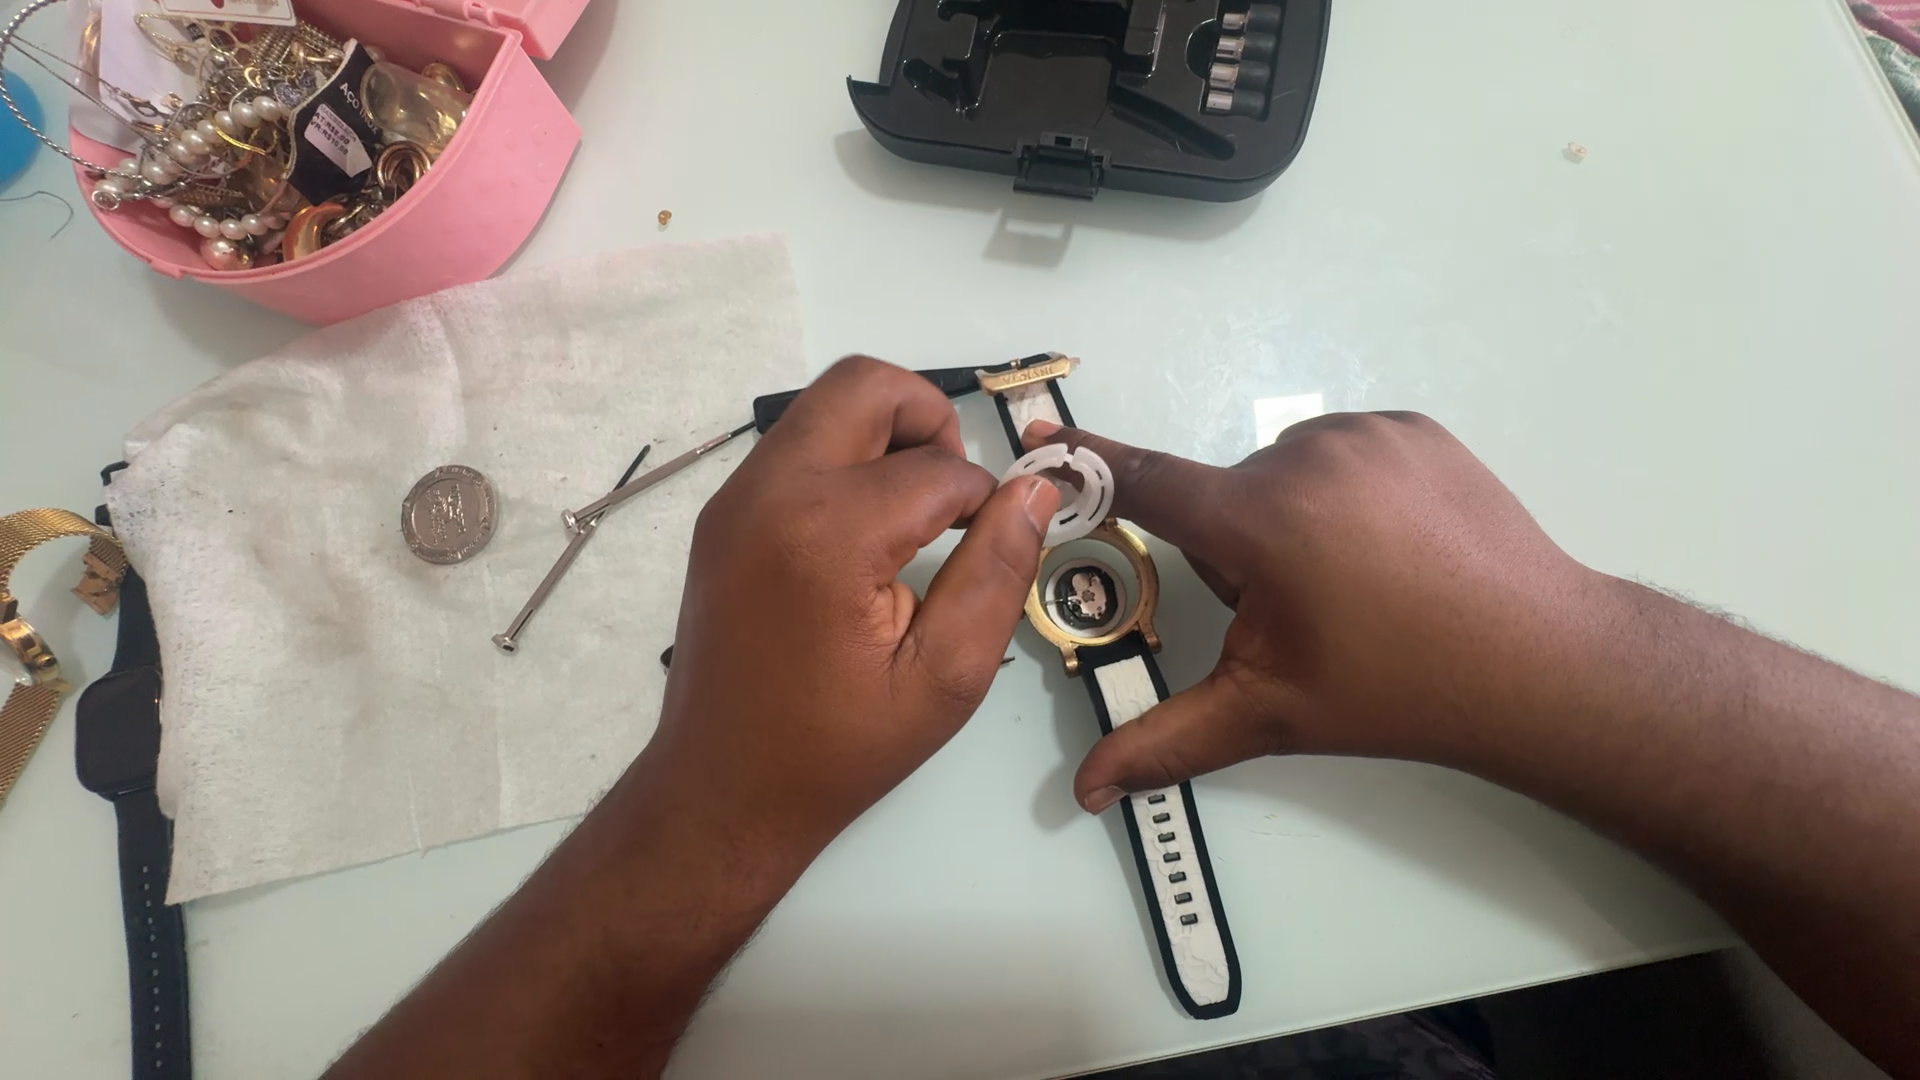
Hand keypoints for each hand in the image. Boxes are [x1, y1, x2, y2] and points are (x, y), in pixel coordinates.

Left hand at [651, 356, 1060, 848]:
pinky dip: (848, 458)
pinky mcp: (723, 514)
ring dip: (887, 434)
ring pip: (825, 405)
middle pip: (864, 384)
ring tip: (916, 510)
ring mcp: (735, 498)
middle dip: (930, 419)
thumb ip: (998, 572)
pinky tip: (868, 530)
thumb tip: (1033, 490)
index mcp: (826, 533)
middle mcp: (769, 491)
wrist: (721, 789)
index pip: (935, 469)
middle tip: (955, 493)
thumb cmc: (839, 748)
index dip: (986, 499)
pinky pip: (797, 445)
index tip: (996, 538)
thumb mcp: (945, 676)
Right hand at [1024, 412, 1602, 811]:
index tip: (1039, 434)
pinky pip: (1333, 452)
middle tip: (1296, 606)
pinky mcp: (1411, 427)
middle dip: (1233, 548)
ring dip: (1282, 518)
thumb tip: (1083, 792)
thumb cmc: (1395, 691)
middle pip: (1222, 497)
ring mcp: (1365, 432)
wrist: (1547, 667)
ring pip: (1276, 474)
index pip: (1146, 482)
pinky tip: (1384, 542)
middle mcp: (1306, 456)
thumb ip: (1164, 742)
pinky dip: (1334, 490)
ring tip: (1348, 576)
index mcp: (1262, 520)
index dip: (1086, 463)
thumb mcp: (1268, 713)